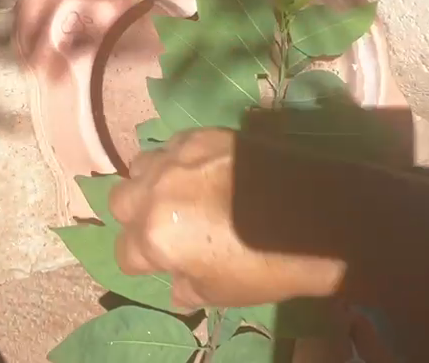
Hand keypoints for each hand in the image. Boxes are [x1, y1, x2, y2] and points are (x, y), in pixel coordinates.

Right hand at [110, 128, 345, 309]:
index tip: (156, 264)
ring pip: (140, 166)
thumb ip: (188, 288)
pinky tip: (202, 172)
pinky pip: (171, 146)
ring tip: (177, 193)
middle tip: (162, 225)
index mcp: (156, 236)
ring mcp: (175, 158)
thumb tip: (176, 286)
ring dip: (151, 182)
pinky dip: (178, 161)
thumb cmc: (264, 265)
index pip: (124, 252)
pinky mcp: (197, 135)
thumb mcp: (223, 293)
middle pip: (119, 201)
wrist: (309, 215)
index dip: (139, 262)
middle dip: (134, 215)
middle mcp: (154, 192)